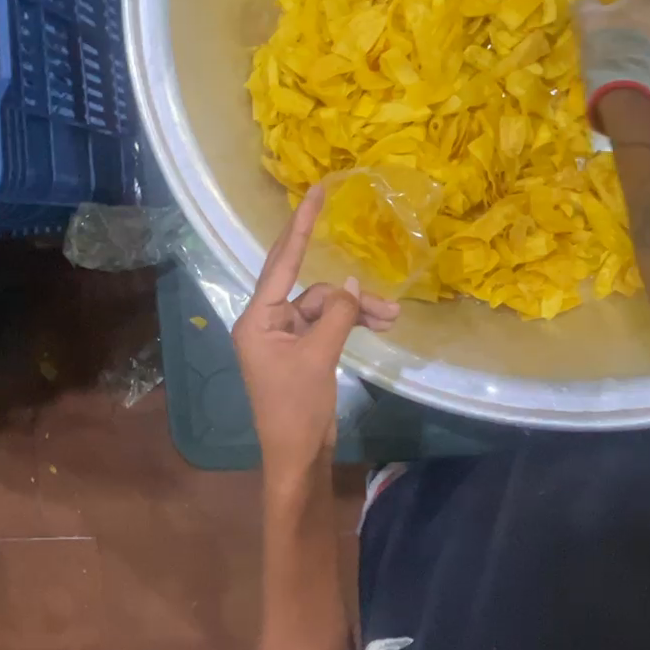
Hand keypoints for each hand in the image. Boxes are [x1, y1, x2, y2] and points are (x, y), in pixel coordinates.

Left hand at [235, 186, 401, 486]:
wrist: (298, 457)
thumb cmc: (297, 409)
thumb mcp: (319, 357)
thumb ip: (337, 315)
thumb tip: (355, 284)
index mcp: (257, 319)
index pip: (281, 262)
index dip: (300, 226)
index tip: (315, 193)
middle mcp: (267, 321)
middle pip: (309, 286)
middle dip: (346, 288)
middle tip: (378, 288)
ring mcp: (285, 336)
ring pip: (326, 306)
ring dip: (358, 310)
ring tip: (392, 318)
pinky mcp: (303, 350)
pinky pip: (329, 324)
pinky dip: (353, 323)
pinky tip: (381, 326)